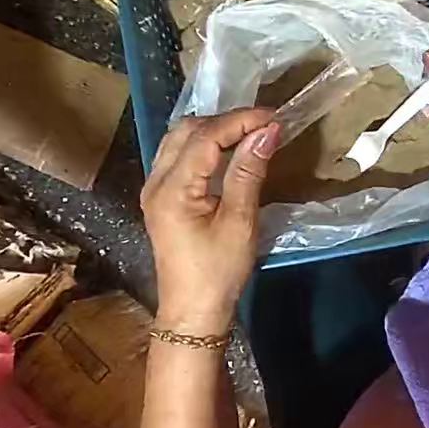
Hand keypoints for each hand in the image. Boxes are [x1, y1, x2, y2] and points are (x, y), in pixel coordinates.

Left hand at [141, 108, 280, 333]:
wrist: (193, 309)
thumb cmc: (218, 271)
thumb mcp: (239, 222)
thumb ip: (248, 172)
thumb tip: (267, 132)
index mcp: (173, 188)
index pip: (206, 136)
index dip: (241, 121)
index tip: (274, 117)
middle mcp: (156, 181)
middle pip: (187, 130)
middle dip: (226, 121)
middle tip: (263, 126)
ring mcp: (153, 189)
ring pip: (179, 140)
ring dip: (213, 130)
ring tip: (248, 134)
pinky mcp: (160, 197)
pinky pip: (177, 156)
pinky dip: (202, 146)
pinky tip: (226, 152)